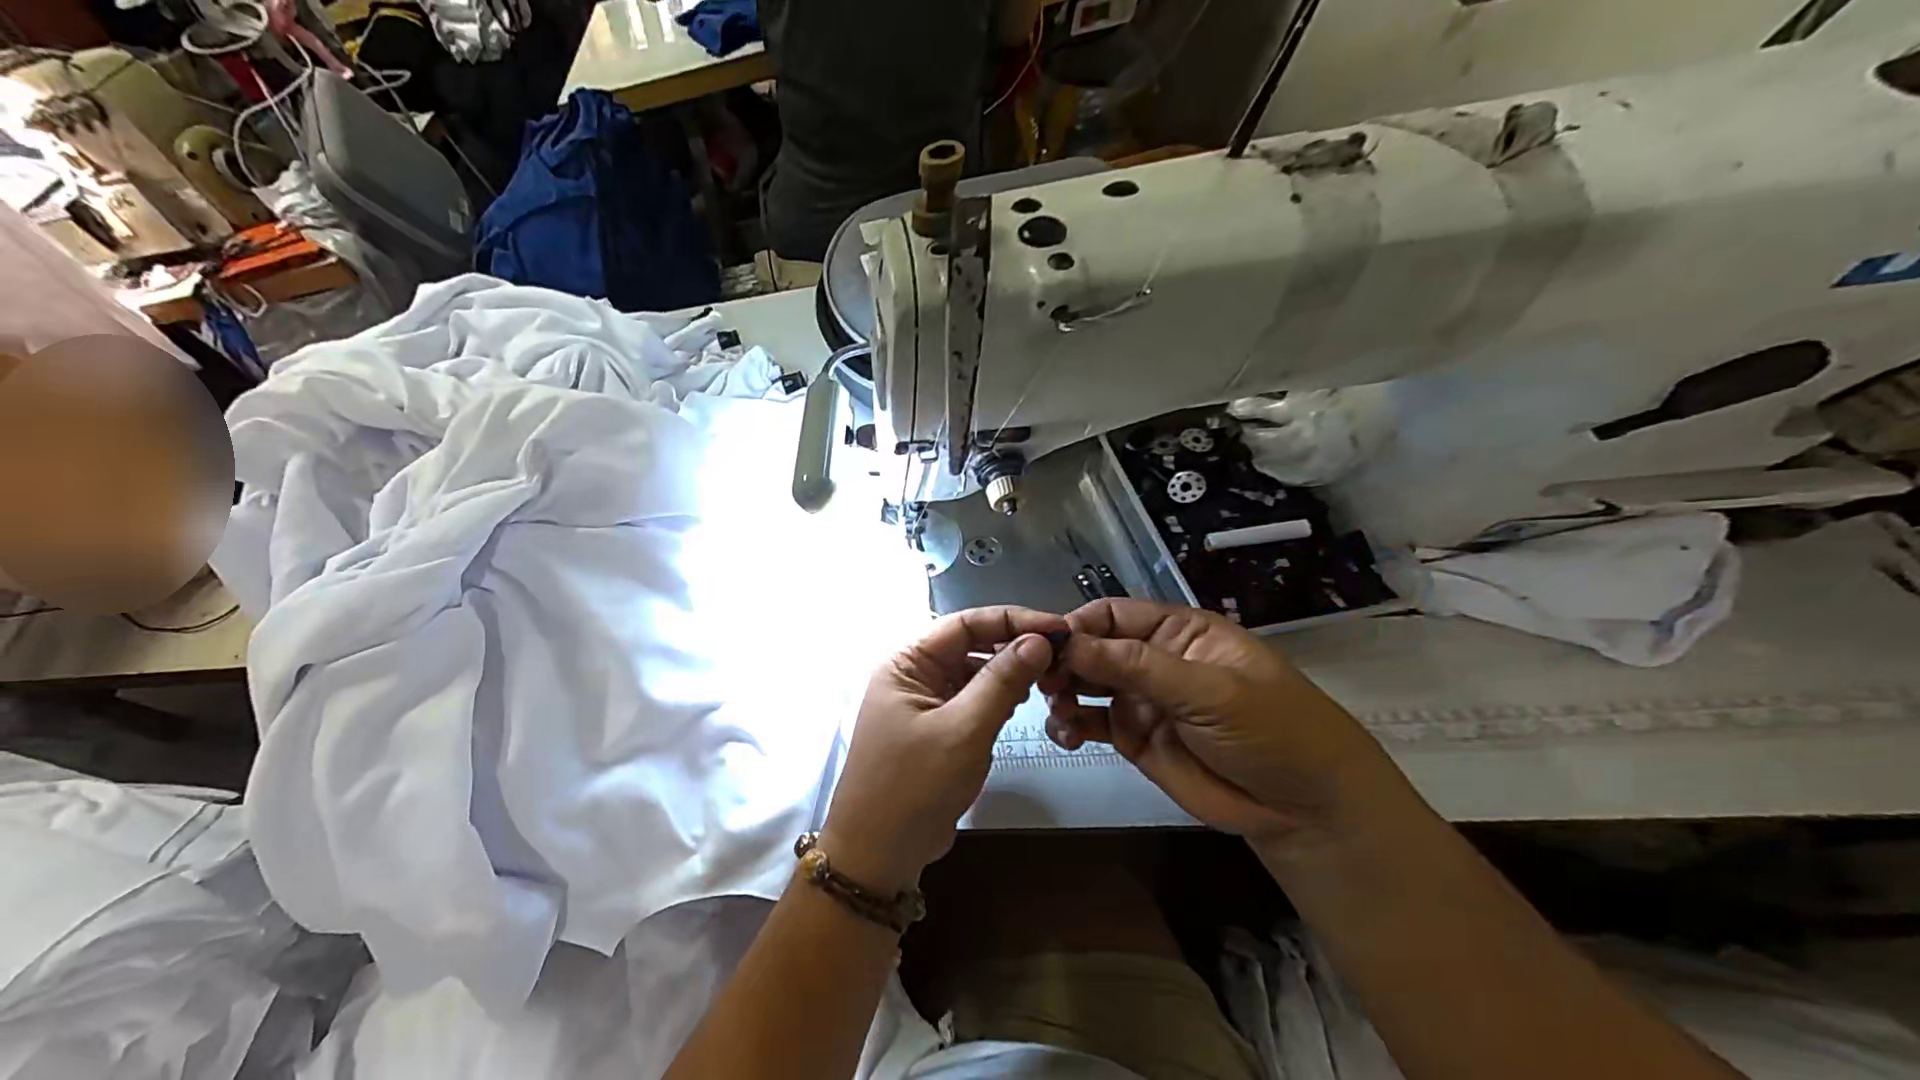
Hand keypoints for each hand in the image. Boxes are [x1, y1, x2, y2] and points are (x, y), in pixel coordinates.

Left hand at [819, 606, 1065, 890]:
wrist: (879, 855)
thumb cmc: (913, 786)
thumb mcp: (963, 730)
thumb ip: (1002, 681)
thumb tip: (1040, 640)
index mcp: (906, 662)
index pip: (966, 623)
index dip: (1014, 620)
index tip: (1057, 627)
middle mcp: (913, 674)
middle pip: (971, 644)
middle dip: (1014, 645)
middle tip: (1060, 653)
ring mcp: (925, 702)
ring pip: (975, 671)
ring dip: (1009, 671)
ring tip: (1048, 676)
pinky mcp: (938, 728)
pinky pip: (973, 698)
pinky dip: (999, 696)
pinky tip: (1023, 700)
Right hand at [1046, 598, 1403, 843]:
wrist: (1303, 807)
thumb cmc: (1270, 728)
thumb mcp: (1208, 689)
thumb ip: (1137, 666)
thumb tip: (1068, 641)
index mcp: (1176, 632)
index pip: (1113, 614)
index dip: (1077, 625)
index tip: (1044, 644)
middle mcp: (1152, 660)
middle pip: (1093, 647)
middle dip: (1064, 659)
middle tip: (1039, 680)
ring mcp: (1141, 700)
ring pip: (1085, 684)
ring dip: (1061, 690)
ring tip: (1054, 707)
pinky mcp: (1134, 739)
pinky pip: (1090, 723)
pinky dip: (1070, 725)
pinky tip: (1064, 734)